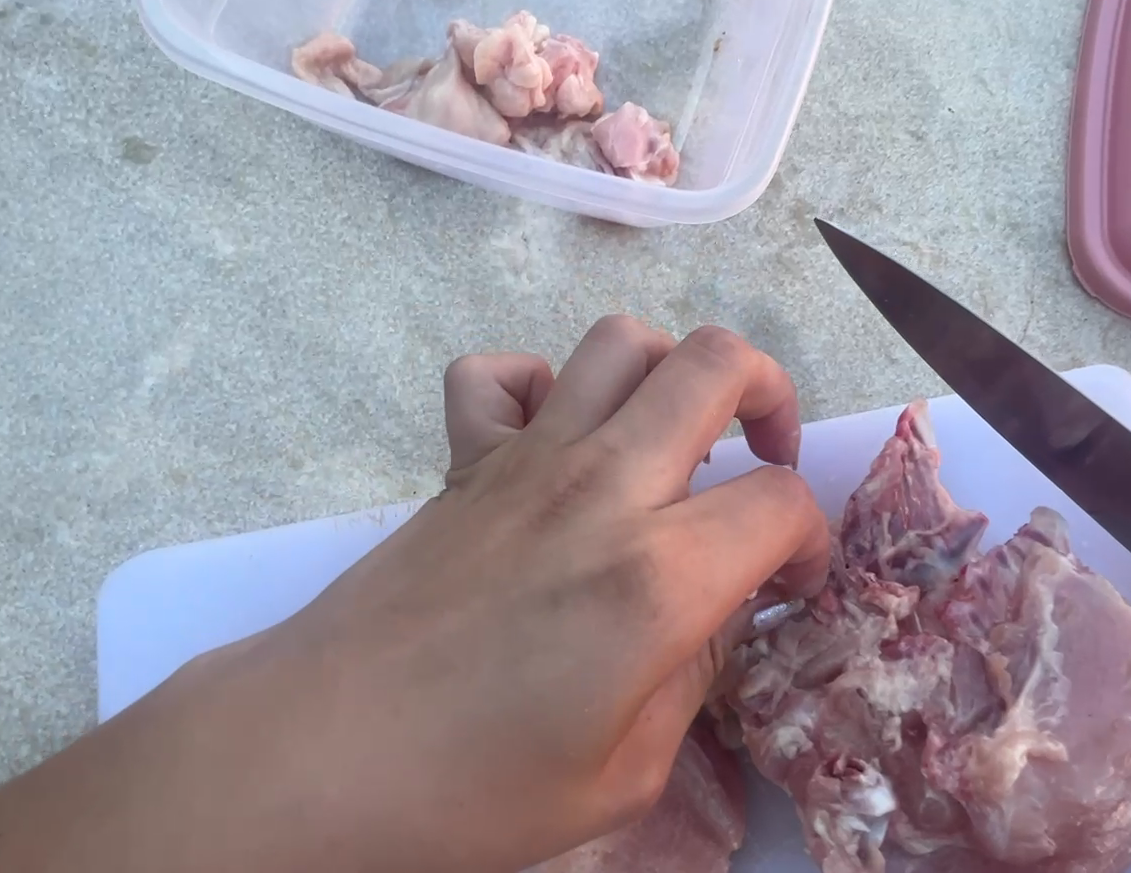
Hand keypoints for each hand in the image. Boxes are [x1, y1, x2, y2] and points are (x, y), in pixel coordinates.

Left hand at [270, 317, 826, 870]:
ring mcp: (527, 456)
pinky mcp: (465, 456)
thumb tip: (723, 601)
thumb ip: (696, 668)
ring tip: (674, 431)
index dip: (811, 537)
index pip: (780, 503)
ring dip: (669, 370)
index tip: (793, 579)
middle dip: (770, 392)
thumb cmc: (473, 787)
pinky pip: (500, 373)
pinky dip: (540, 385)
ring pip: (620, 342)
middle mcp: (600, 484)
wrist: (318, 753)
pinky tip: (554, 436)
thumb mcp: (625, 770)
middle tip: (766, 450)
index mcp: (654, 574)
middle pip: (715, 362)